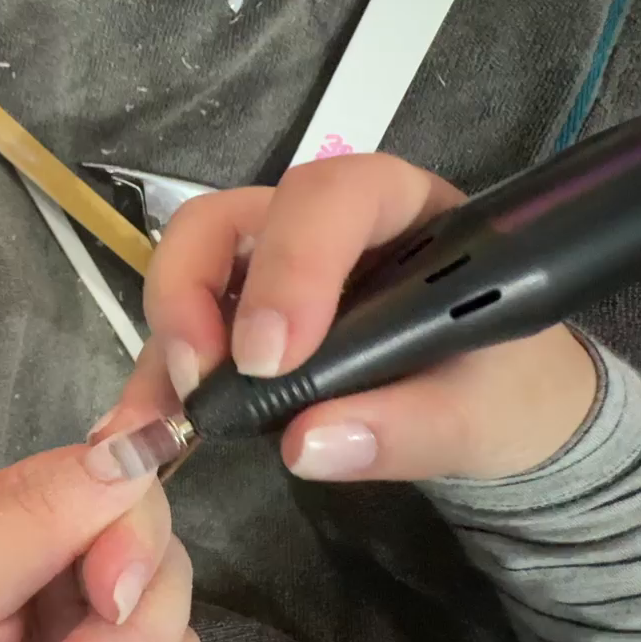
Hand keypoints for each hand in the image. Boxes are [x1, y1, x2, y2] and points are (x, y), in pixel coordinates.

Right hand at [102, 152, 597, 482]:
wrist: (480, 404)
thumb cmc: (499, 384)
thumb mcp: (486, 412)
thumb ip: (412, 427)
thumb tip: (306, 444)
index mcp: (394, 211)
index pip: (329, 197)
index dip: (290, 264)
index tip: (270, 359)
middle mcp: (308, 226)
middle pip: (220, 221)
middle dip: (190, 293)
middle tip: (196, 378)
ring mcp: (258, 267)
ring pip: (182, 267)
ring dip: (164, 337)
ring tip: (166, 413)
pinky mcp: (228, 315)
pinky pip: (175, 331)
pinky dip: (153, 378)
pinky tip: (140, 425)